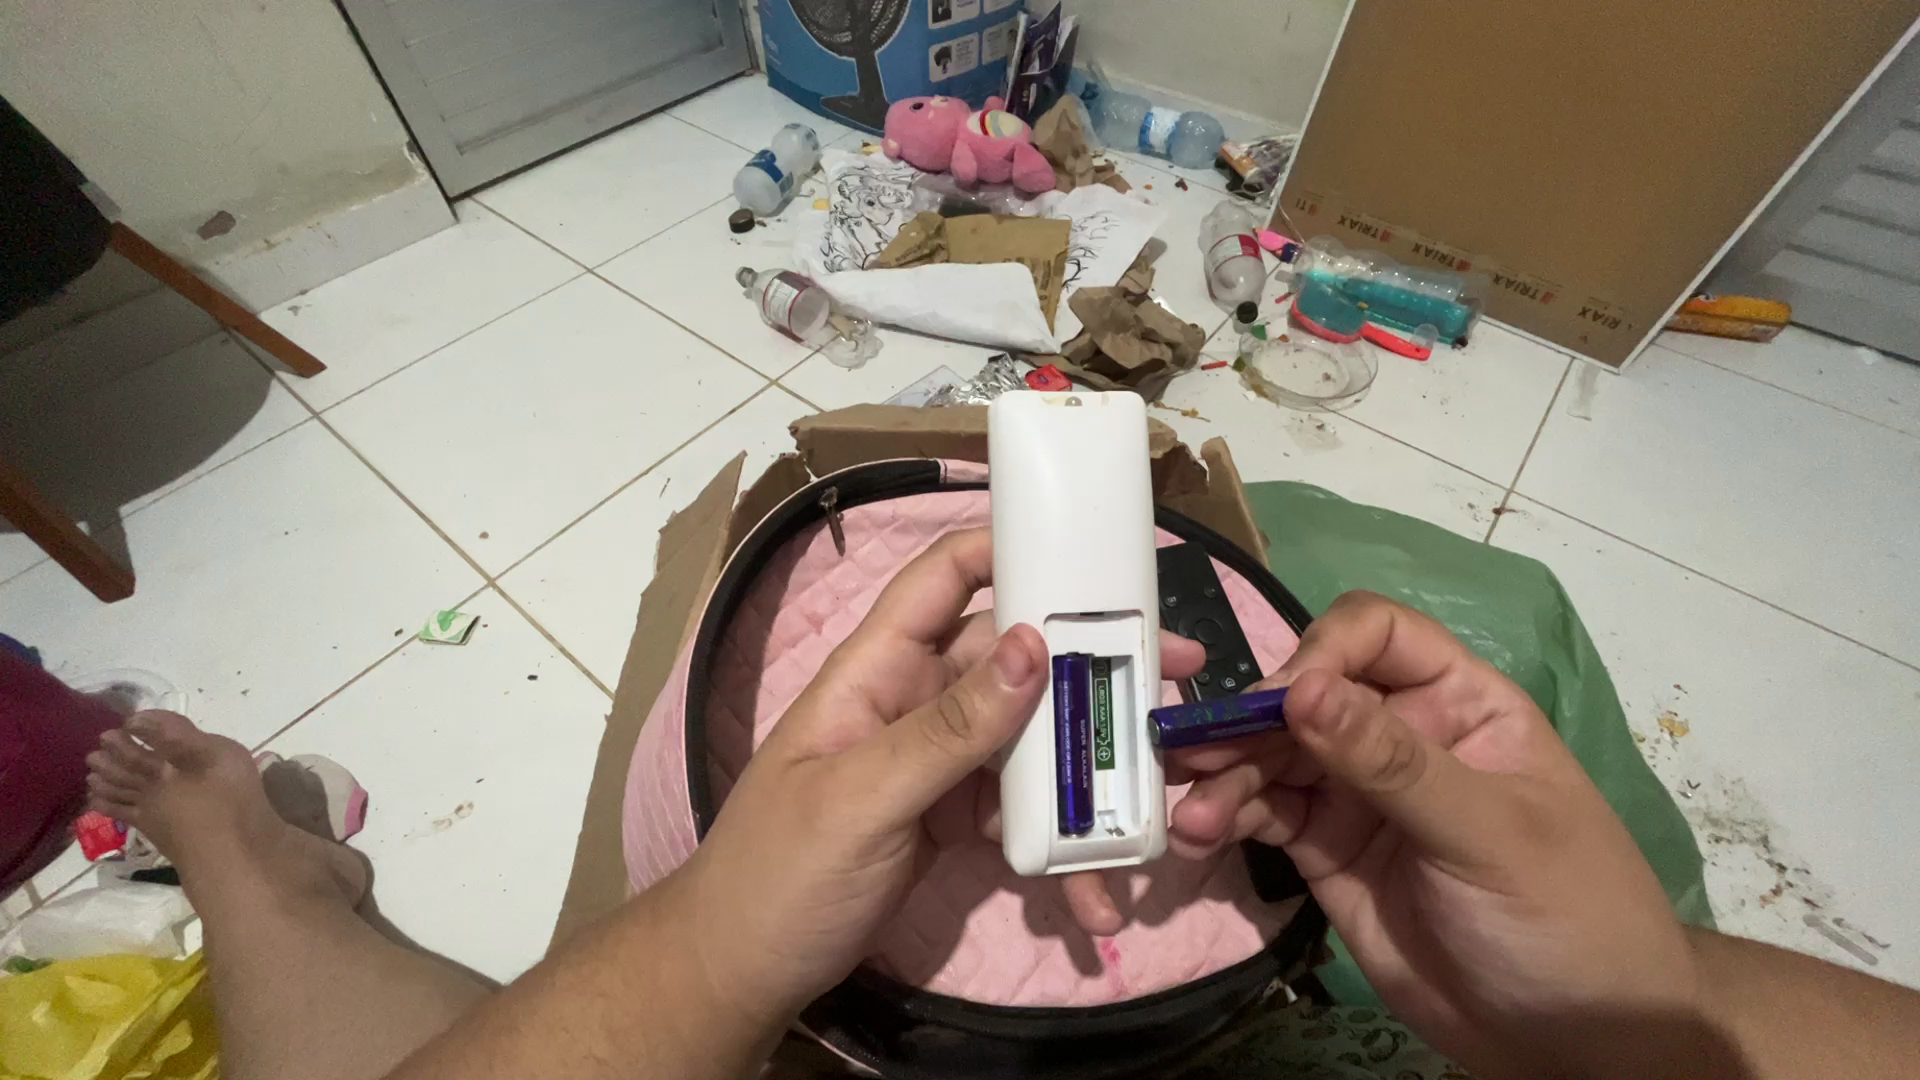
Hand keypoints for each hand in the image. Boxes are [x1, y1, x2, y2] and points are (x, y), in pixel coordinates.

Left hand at [662, 528, 1203, 1029]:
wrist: (745, 971)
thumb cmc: (780, 871)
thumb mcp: (862, 798)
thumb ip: (948, 729)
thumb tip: (1031, 645)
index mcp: (878, 667)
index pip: (942, 577)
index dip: (1005, 548)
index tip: (1087, 554)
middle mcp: (916, 695)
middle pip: (1008, 655)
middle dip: (1085, 662)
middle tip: (1171, 670)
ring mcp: (940, 755)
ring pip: (1026, 730)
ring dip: (1085, 759)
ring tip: (1155, 786)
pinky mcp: (956, 809)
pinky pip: (1019, 799)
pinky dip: (1058, 829)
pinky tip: (1092, 876)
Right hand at [1071, 591, 1696, 1078]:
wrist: (1569, 1049)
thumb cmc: (1566, 922)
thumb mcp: (1487, 835)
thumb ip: (1389, 761)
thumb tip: (1300, 689)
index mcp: (1453, 703)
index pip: (1376, 635)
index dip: (1323, 650)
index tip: (1283, 700)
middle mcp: (1390, 730)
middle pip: (1300, 694)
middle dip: (1245, 722)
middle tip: (1193, 754)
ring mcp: (1348, 786)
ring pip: (1266, 752)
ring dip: (1220, 774)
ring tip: (1191, 816)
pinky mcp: (1317, 839)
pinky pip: (1258, 809)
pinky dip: (1222, 816)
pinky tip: (1196, 836)